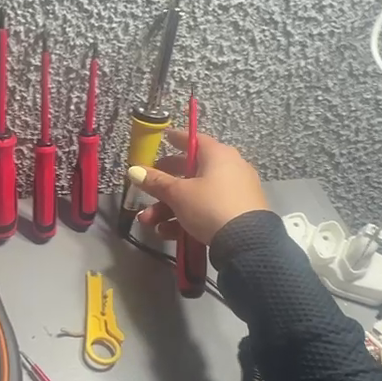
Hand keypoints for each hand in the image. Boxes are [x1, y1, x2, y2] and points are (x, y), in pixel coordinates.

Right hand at [129, 129, 269, 245]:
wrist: (248, 243)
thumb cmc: (209, 206)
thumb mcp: (178, 194)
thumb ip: (155, 181)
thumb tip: (133, 170)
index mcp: (218, 155)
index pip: (194, 140)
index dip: (176, 139)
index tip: (163, 138)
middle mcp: (230, 168)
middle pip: (189, 172)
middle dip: (162, 187)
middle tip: (146, 190)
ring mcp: (235, 191)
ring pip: (195, 195)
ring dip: (168, 208)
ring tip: (149, 223)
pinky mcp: (238, 212)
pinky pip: (207, 209)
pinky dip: (187, 217)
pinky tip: (168, 233)